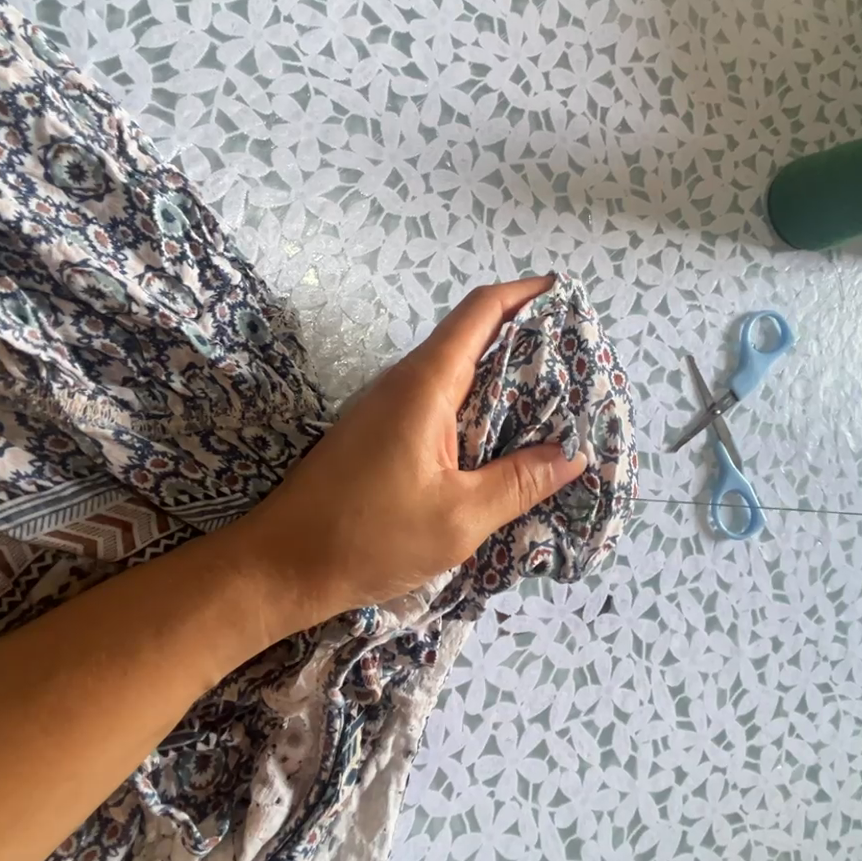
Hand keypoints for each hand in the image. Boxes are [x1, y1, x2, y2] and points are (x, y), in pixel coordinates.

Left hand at [236, 276, 587, 634]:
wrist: (280, 566)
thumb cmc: (367, 537)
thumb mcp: (458, 519)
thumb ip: (519, 483)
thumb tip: (572, 455)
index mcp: (426, 384)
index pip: (481, 311)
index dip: (527, 294)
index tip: (568, 296)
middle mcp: (408, 382)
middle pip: (476, 336)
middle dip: (530, 340)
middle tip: (581, 364)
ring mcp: (392, 406)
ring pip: (461, 373)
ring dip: (508, 379)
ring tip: (559, 401)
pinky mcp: (385, 432)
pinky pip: (446, 404)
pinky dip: (483, 409)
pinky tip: (509, 440)